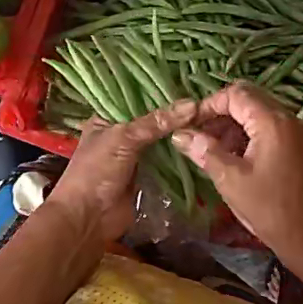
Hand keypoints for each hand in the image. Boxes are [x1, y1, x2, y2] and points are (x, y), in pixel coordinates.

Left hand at [48, 102, 199, 239]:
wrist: (88, 218)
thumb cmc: (96, 172)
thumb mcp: (123, 139)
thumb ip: (156, 122)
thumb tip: (193, 104)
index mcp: (109, 117)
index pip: (140, 97)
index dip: (164, 92)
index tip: (193, 85)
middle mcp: (123, 133)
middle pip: (155, 120)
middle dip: (178, 114)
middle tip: (210, 102)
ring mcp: (137, 155)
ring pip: (164, 140)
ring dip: (183, 134)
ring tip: (214, 119)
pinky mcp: (149, 175)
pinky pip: (169, 160)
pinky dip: (184, 155)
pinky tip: (206, 143)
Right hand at [171, 83, 302, 250]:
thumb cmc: (268, 207)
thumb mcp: (230, 179)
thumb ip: (204, 151)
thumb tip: (179, 134)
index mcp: (272, 122)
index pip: (236, 94)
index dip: (209, 105)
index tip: (190, 125)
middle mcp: (287, 119)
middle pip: (249, 98)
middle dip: (220, 113)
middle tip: (199, 135)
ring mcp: (295, 131)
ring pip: (258, 112)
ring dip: (233, 124)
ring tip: (212, 148)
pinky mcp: (298, 145)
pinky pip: (269, 127)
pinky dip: (248, 134)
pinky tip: (233, 156)